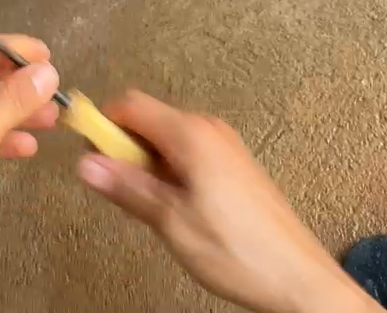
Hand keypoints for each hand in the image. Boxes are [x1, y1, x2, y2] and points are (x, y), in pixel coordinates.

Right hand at [76, 91, 380, 312]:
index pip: (130, 104)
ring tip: (154, 207)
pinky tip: (179, 206)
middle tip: (123, 191)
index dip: (103, 124)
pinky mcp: (233, 161)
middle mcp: (207, 127)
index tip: (90, 154)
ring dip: (148, 162)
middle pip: (147, 118)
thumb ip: (126, 187)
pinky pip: (188, 149)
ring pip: (166, 136)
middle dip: (126, 148)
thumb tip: (85, 163)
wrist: (301, 281)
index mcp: (189, 133)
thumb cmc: (238, 251)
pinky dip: (171, 168)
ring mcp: (223, 142)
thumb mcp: (171, 222)